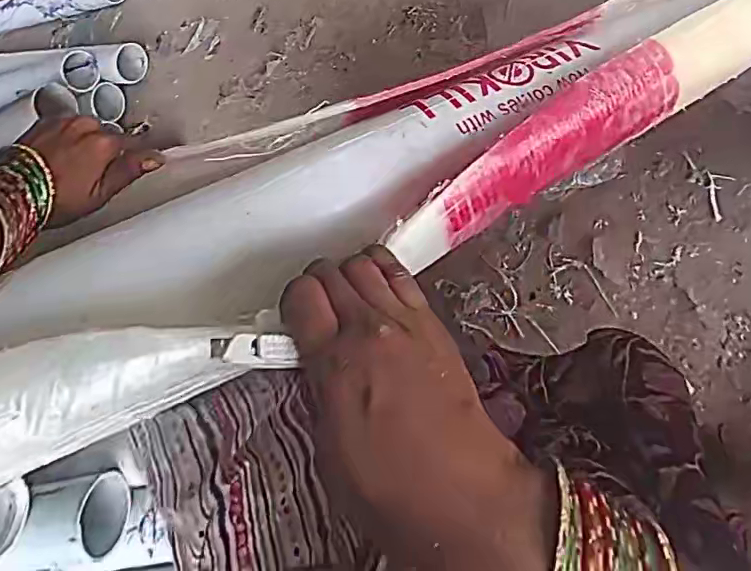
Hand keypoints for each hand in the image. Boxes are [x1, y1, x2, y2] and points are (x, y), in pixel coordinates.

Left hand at [17, 116, 161, 226]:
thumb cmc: (51, 198)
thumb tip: (154, 158)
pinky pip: (65, 122)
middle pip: (107, 134)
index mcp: (106, 142)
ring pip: (86, 127)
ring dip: (83, 139)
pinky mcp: (45, 121)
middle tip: (91, 172)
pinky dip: (66, 133)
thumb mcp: (99, 194)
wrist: (8, 194)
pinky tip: (58, 151)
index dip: (131, 155)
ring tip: (70, 163)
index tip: (129, 162)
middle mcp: (87, 126)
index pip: (132, 142)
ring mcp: (65, 121)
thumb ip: (129, 171)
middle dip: (103, 149)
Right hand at [282, 247, 554, 570]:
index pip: (301, 295)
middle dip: (316, 284)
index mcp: (334, 363)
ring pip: (364, 263)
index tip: (293, 313)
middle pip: (331, 273)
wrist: (459, 487)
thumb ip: (318, 389)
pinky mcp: (431, 321)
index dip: (292, 301)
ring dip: (348, 272)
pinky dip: (383, 269)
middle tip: (315, 304)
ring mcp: (403, 320)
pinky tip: (379, 281)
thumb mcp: (328, 446)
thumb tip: (314, 366)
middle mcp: (368, 330)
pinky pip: (400, 273)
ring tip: (346, 291)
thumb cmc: (395, 484)